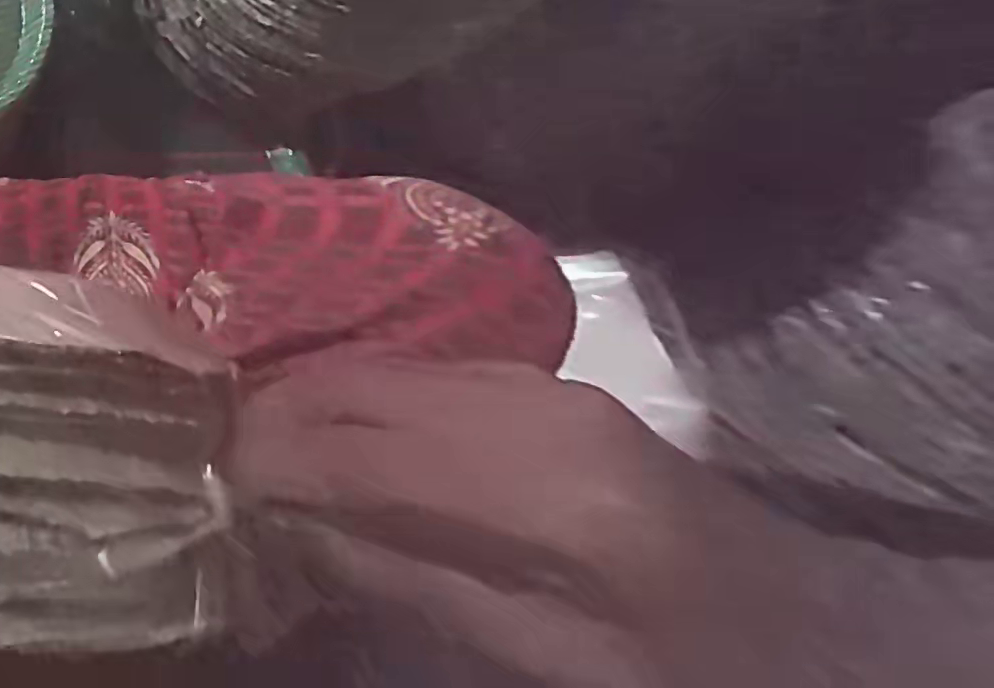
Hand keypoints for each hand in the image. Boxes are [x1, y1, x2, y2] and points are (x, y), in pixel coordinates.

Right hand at [228, 358, 836, 687]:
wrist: (812, 617)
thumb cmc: (684, 663)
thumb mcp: (550, 662)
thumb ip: (409, 584)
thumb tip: (288, 529)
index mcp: (545, 489)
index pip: (361, 455)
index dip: (273, 461)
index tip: (212, 476)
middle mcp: (524, 404)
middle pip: (353, 388)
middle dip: (267, 415)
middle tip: (214, 447)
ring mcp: (522, 376)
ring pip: (367, 366)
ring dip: (295, 396)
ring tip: (248, 433)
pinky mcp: (517, 372)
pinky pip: (399, 368)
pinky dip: (340, 389)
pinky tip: (312, 416)